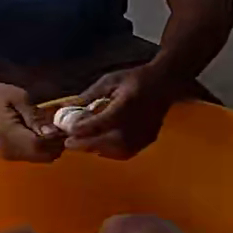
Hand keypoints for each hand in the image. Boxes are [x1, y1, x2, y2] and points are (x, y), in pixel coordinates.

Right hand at [0, 80, 64, 163]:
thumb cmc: (1, 94)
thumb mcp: (20, 98)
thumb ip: (35, 117)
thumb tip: (51, 133)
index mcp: (7, 132)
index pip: (37, 145)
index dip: (54, 139)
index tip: (63, 127)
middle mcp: (8, 148)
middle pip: (41, 156)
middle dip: (56, 144)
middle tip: (61, 128)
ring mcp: (9, 154)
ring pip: (40, 158)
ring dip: (52, 146)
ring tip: (53, 130)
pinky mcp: (11, 155)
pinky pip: (35, 156)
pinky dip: (44, 148)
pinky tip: (44, 135)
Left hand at [64, 66, 179, 158]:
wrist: (165, 83)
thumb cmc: (135, 79)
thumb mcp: (110, 80)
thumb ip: (90, 95)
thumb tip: (68, 106)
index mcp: (128, 103)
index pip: (105, 120)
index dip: (86, 128)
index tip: (69, 131)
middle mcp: (139, 121)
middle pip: (111, 140)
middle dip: (87, 143)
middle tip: (69, 143)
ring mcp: (145, 133)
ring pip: (118, 150)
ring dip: (97, 149)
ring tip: (82, 144)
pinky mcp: (148, 140)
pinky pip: (127, 152)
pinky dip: (110, 152)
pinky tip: (98, 147)